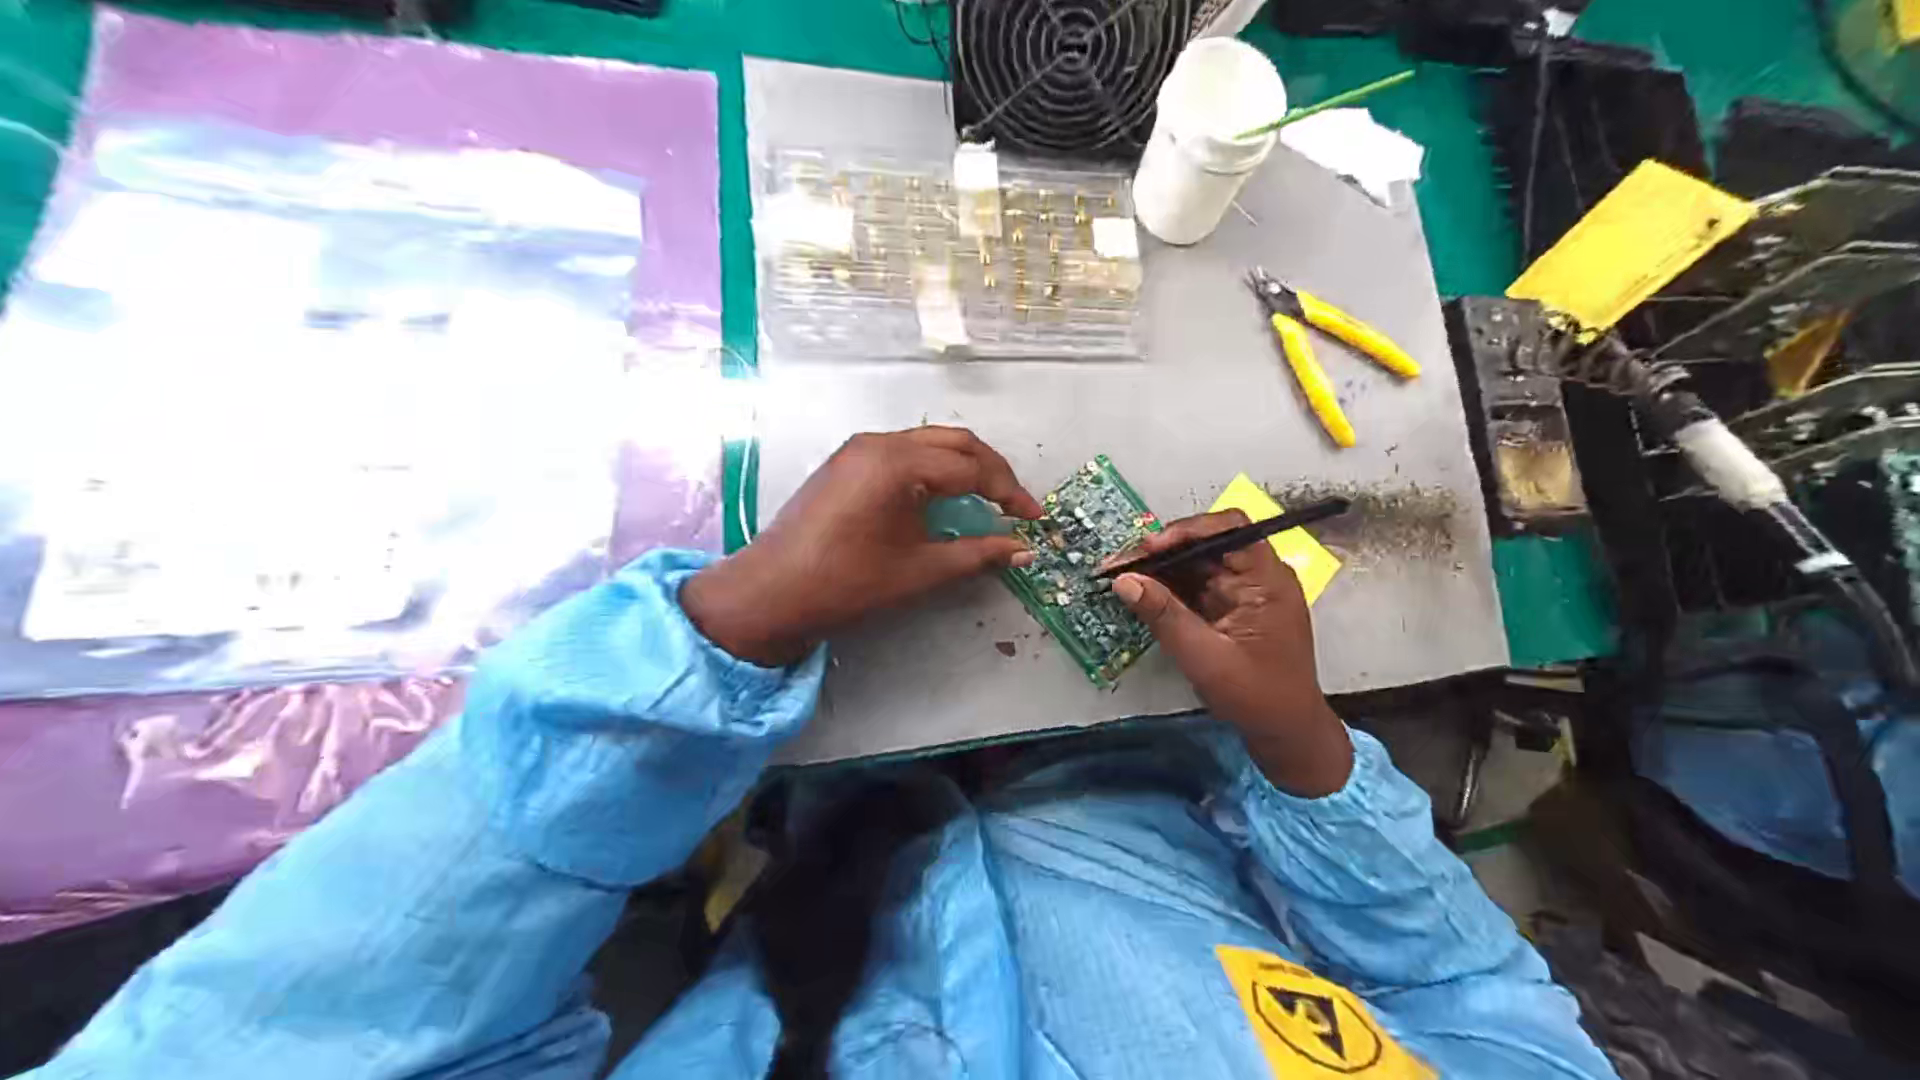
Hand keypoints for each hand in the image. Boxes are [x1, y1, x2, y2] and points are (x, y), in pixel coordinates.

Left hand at [681, 427, 1043, 666]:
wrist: (772, 592)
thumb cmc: (847, 583)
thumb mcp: (920, 570)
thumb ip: (977, 553)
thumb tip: (1023, 549)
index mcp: (898, 463)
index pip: (971, 467)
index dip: (1009, 493)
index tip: (1033, 518)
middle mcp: (879, 442)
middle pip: (954, 442)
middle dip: (991, 470)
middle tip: (1015, 504)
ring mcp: (858, 448)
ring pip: (928, 443)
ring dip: (963, 466)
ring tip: (987, 498)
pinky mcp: (846, 461)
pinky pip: (903, 452)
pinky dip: (933, 469)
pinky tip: (943, 495)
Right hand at [1107, 511, 1352, 796]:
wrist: (1285, 734)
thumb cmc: (1257, 697)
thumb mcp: (1205, 658)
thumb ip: (1164, 616)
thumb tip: (1123, 581)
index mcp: (1266, 580)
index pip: (1230, 529)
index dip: (1187, 530)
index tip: (1150, 548)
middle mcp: (1256, 577)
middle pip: (1205, 544)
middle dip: (1161, 550)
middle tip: (1121, 564)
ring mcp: (1240, 592)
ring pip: (1194, 563)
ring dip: (1158, 568)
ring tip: (1120, 575)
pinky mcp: (1226, 607)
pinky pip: (1192, 585)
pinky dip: (1165, 586)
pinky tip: (1138, 591)